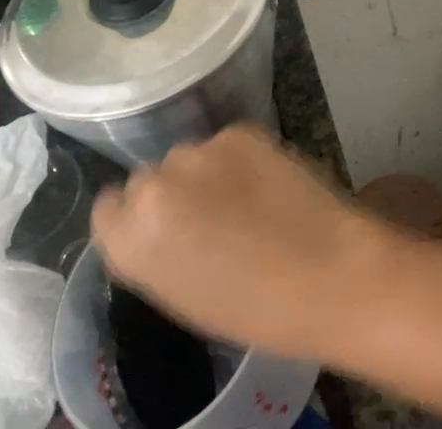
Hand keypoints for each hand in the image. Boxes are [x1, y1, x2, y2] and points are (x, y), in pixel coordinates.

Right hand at [90, 124, 406, 358]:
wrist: (332, 275)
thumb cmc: (258, 309)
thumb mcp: (184, 296)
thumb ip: (156, 254)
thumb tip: (160, 228)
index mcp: (130, 240)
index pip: (108, 209)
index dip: (137, 219)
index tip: (164, 230)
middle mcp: (152, 187)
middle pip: (150, 179)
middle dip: (173, 193)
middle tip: (211, 218)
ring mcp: (197, 153)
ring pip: (190, 157)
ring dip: (208, 173)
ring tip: (248, 202)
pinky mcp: (240, 131)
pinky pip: (228, 142)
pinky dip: (242, 158)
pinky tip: (270, 184)